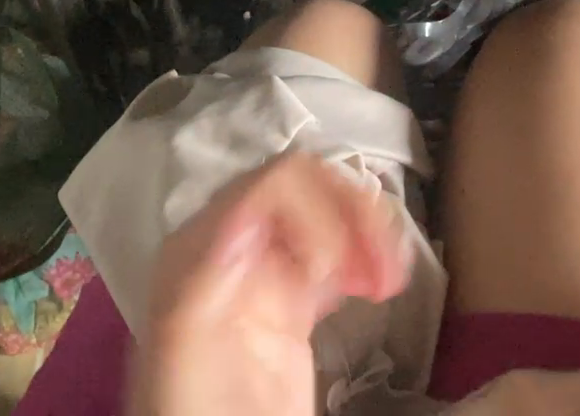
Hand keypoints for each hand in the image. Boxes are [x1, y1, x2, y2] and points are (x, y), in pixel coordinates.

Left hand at [129, 153, 409, 415]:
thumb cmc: (192, 406)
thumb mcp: (187, 342)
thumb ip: (207, 277)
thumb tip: (242, 219)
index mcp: (204, 241)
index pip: (270, 185)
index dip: (314, 209)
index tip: (333, 265)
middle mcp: (236, 242)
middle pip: (306, 189)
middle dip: (351, 213)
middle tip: (384, 261)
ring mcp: (268, 269)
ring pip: (328, 214)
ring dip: (368, 231)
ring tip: (392, 274)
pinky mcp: (294, 300)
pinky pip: (337, 255)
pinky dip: (367, 257)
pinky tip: (384, 283)